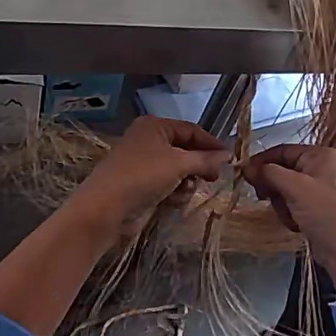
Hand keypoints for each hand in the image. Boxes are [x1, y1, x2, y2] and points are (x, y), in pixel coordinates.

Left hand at [66, 116, 230, 235]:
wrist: (106, 209)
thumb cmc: (143, 176)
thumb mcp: (179, 164)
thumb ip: (206, 159)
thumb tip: (228, 155)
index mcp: (155, 126)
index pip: (192, 130)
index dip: (211, 144)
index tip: (229, 159)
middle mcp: (149, 141)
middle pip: (186, 150)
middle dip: (199, 166)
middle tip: (213, 179)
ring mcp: (144, 164)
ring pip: (179, 170)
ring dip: (186, 182)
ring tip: (184, 191)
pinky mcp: (142, 185)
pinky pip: (168, 184)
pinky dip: (174, 192)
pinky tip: (172, 201)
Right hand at [242, 145, 335, 302]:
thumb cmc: (327, 213)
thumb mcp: (295, 187)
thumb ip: (269, 173)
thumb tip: (249, 168)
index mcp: (322, 156)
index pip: (284, 150)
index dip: (262, 161)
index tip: (245, 173)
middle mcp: (323, 169)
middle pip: (284, 171)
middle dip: (274, 187)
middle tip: (265, 197)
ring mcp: (322, 190)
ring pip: (286, 191)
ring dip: (282, 204)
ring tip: (291, 215)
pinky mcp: (319, 210)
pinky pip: (294, 206)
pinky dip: (291, 215)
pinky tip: (297, 224)